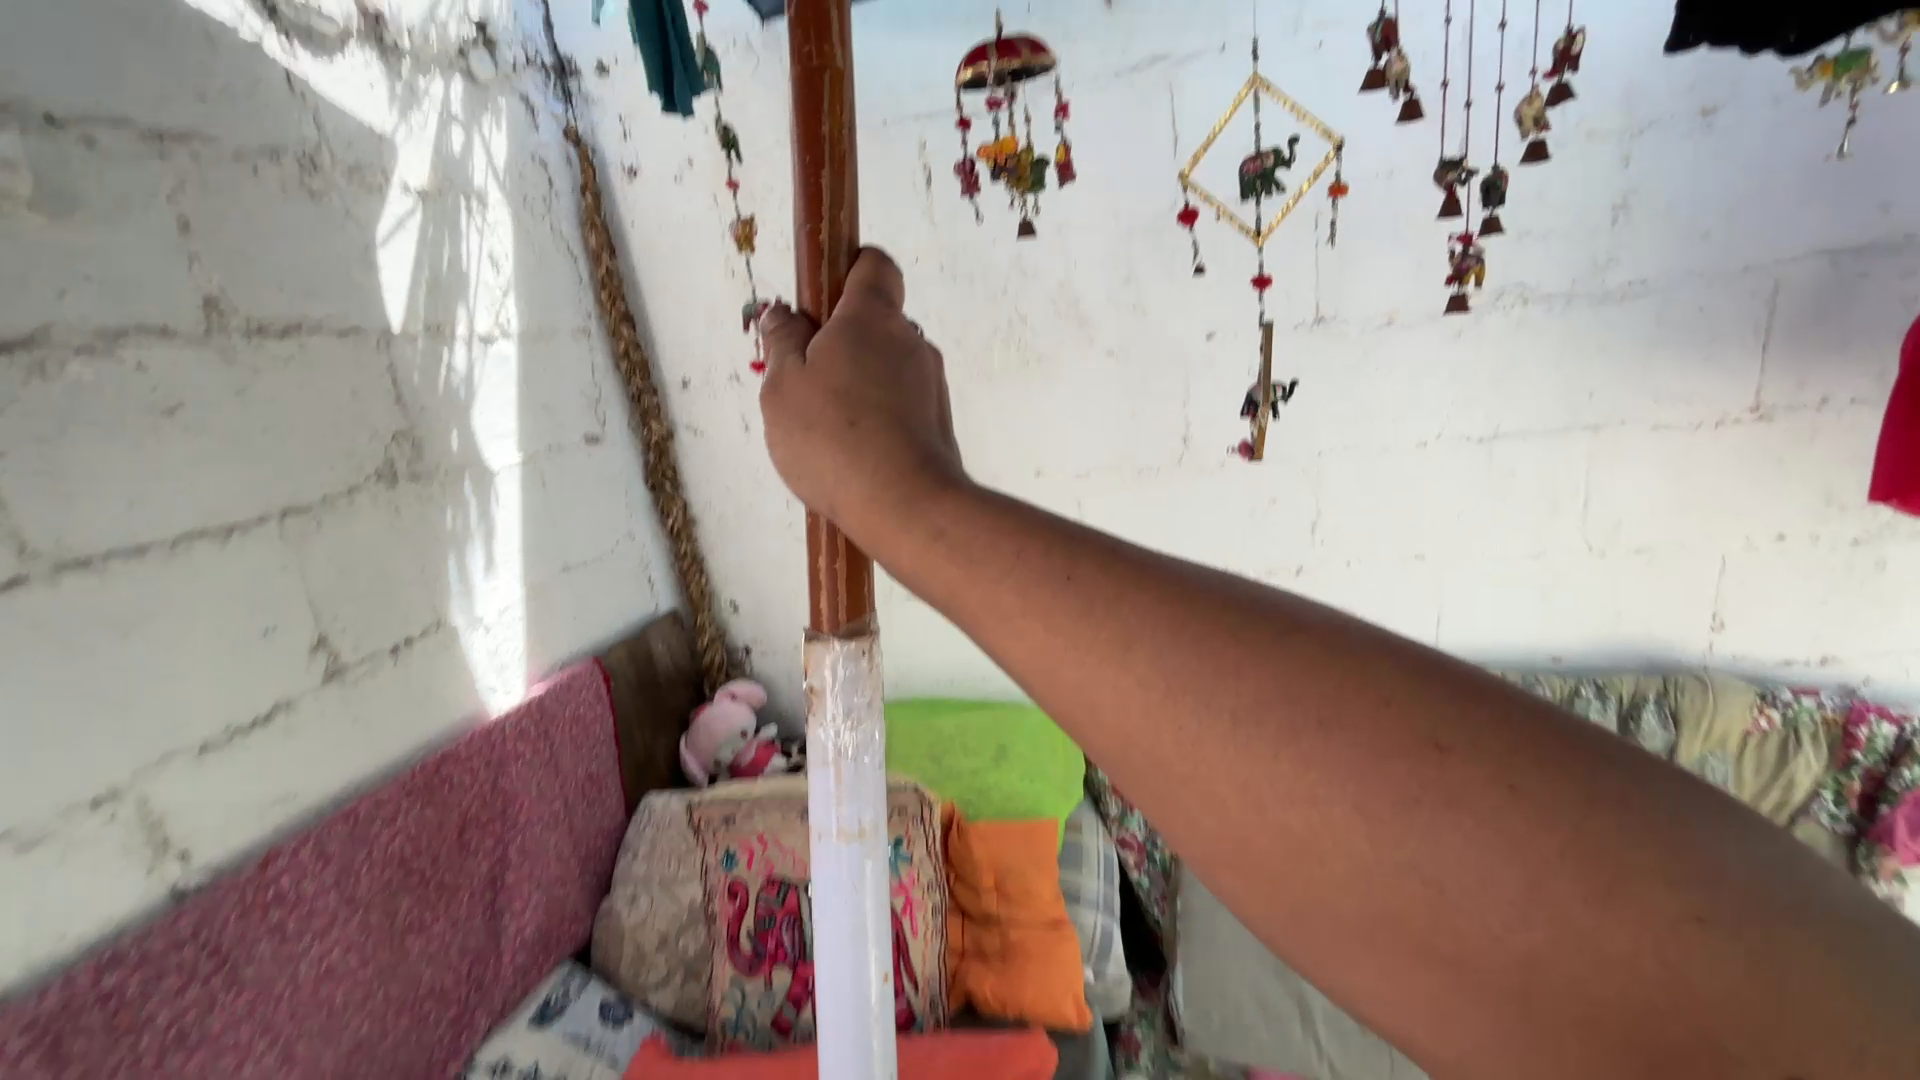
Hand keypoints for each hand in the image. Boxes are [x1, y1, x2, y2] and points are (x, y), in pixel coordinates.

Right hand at [757, 248, 965, 534]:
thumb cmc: (833, 439)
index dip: (847, 271)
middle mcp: (911, 341)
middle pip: (875, 324)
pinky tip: (856, 453)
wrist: (906, 505)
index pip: (873, 265)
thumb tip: (785, 315)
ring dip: (860, 385)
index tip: (820, 302)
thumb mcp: (783, 387)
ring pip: (888, 368)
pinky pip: (901, 405)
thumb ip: (782, 343)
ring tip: (828, 431)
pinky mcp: (939, 422)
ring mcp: (932, 383)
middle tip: (807, 385)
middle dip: (842, 343)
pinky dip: (880, 417)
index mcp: (872, 317)